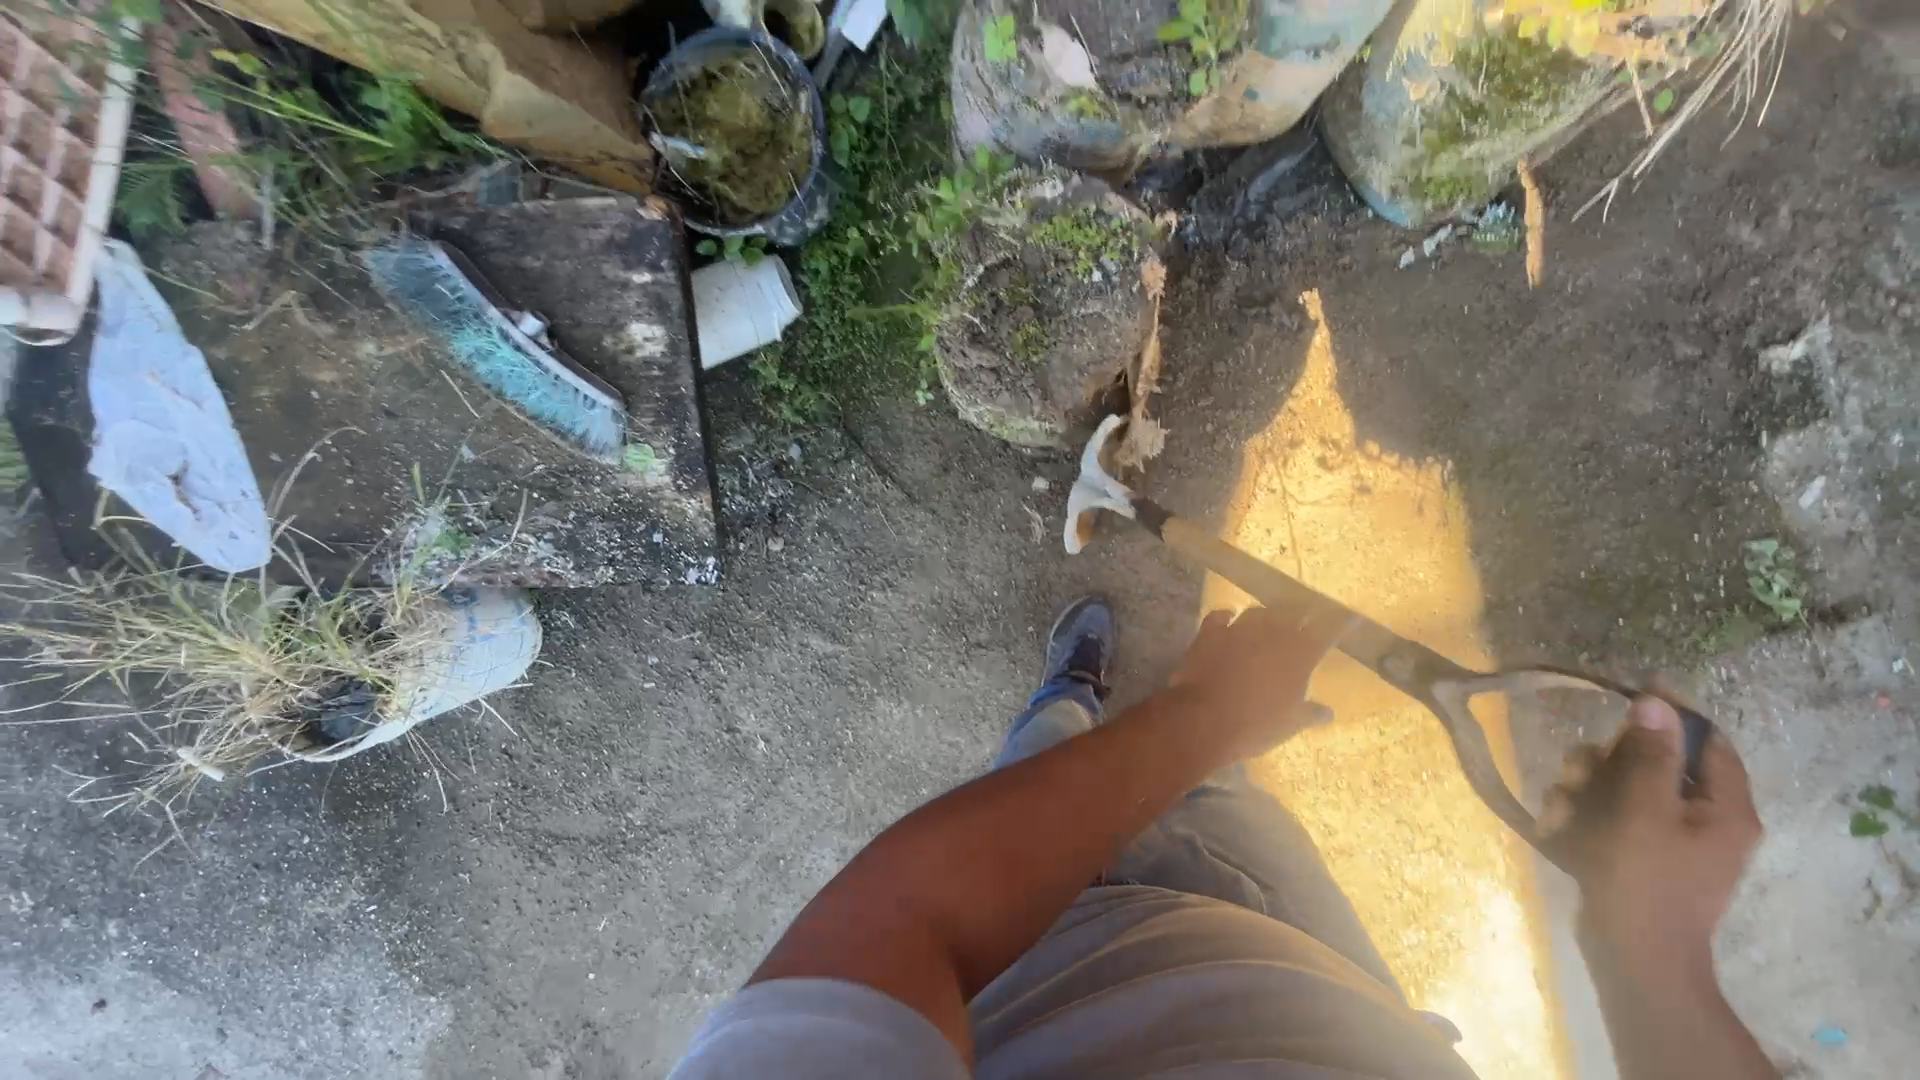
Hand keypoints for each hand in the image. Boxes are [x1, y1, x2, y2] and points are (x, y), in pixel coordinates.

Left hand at [1162, 605, 1345, 765]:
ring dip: (1265, 615)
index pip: (1326, 630)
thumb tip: (1328, 712)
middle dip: (1301, 612)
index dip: (1339, 622)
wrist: (1204, 718)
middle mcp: (1270, 634)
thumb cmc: (1255, 725)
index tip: (1348, 617)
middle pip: (1291, 612)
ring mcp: (1238, 630)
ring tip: (1268, 620)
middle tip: (1305, 615)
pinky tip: (1228, 618)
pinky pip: (1220, 616)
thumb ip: (1310, 713)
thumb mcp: (1289, 724)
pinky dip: (1227, 615)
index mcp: (1298, 655)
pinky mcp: (1209, 633)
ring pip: (1257, 612)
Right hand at [1545, 696, 1762, 982]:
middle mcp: (1698, 816)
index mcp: (1724, 808)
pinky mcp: (1630, 848)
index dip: (1671, 713)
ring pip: (1614, 783)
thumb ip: (1649, 756)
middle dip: (1604, 761)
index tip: (1631, 687)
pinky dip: (1575, 814)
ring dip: (1579, 788)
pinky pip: (1600, 812)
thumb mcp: (1645, 812)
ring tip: (1560, 811)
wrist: (1629, 952)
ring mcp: (1661, 834)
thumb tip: (1654, 701)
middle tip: (1577, 773)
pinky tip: (1555, 828)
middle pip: (1649, 759)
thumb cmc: (1645, 880)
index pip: (1708, 741)